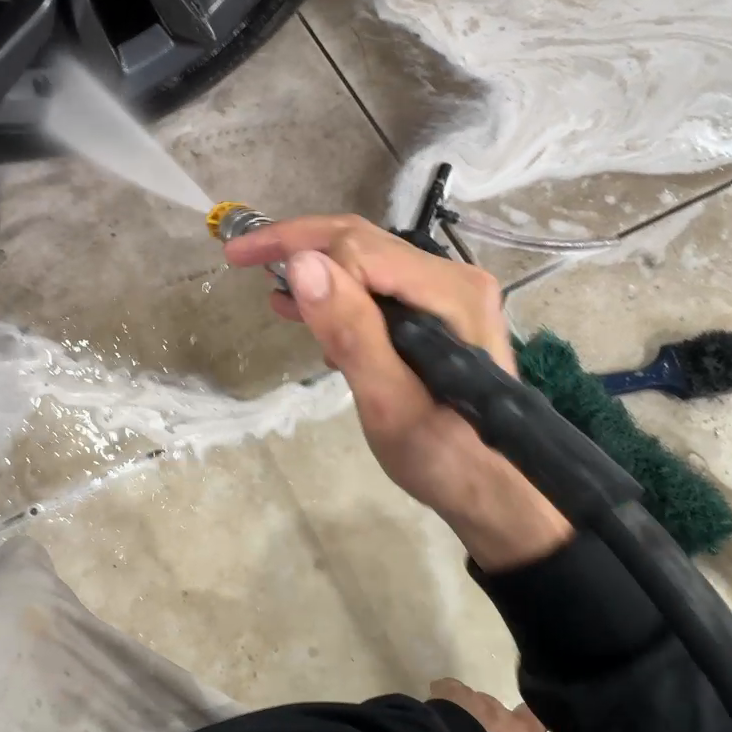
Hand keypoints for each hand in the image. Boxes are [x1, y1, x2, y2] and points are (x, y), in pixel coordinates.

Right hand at [224, 215, 571, 570]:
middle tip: (240, 253)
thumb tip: (303, 264)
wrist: (491, 489)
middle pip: (361, 242)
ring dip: (313, 265)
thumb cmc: (441, 456)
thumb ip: (351, 332)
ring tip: (264, 280)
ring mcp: (446, 294)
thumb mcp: (388, 402)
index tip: (245, 265)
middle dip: (298, 242)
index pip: (357, 249)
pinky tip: (303, 309)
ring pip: (365, 259)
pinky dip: (335, 291)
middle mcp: (452, 279)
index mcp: (449, 292)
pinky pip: (375, 285)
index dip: (298, 249)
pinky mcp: (437, 313)